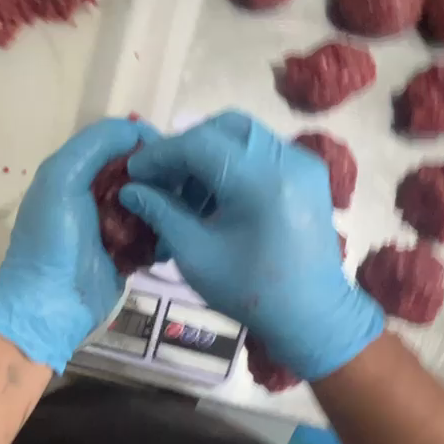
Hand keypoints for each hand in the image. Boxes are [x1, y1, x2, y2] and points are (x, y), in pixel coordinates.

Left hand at [0, 117, 160, 371]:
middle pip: (139, 172)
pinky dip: (166, 233)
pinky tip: (179, 232)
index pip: (118, 143)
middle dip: (161, 174)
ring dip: (167, 204)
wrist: (50, 306)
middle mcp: (95, 195)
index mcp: (76, 172)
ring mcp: (113, 227)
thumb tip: (138, 128)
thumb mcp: (63, 178)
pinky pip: (155, 236)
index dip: (143, 142)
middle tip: (185, 182)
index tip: (169, 152)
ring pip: (152, 203)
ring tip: (187, 207)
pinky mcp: (128, 256)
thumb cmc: (52, 239)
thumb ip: (96, 144)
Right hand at [121, 111, 382, 380]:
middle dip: (185, 147)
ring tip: (184, 196)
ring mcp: (302, 163)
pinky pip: (260, 152)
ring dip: (207, 156)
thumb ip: (161, 213)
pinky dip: (231, 164)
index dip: (160, 155)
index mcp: (260, 180)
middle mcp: (286, 159)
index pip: (199, 143)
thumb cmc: (250, 293)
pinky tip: (213, 199)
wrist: (313, 315)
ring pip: (243, 136)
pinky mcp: (307, 173)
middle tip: (159, 178)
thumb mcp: (195, 254)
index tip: (133, 173)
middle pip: (224, 127)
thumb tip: (130, 190)